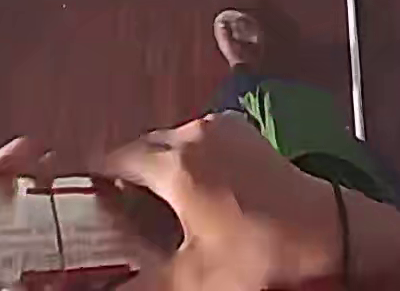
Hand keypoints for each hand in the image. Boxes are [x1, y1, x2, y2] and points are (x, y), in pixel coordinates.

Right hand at [103, 111, 341, 290]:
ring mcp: (222, 126)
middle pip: (144, 146)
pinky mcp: (242, 130)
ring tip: (149, 203)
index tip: (77, 195)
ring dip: (157, 164)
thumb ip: (140, 284)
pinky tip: (190, 188)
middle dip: (124, 172)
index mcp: (177, 162)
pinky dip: (184, 157)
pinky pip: (198, 138)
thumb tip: (103, 288)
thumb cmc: (254, 255)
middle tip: (109, 208)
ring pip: (172, 140)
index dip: (94, 177)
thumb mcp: (192, 280)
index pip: (117, 158)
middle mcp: (195, 132)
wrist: (323, 230)